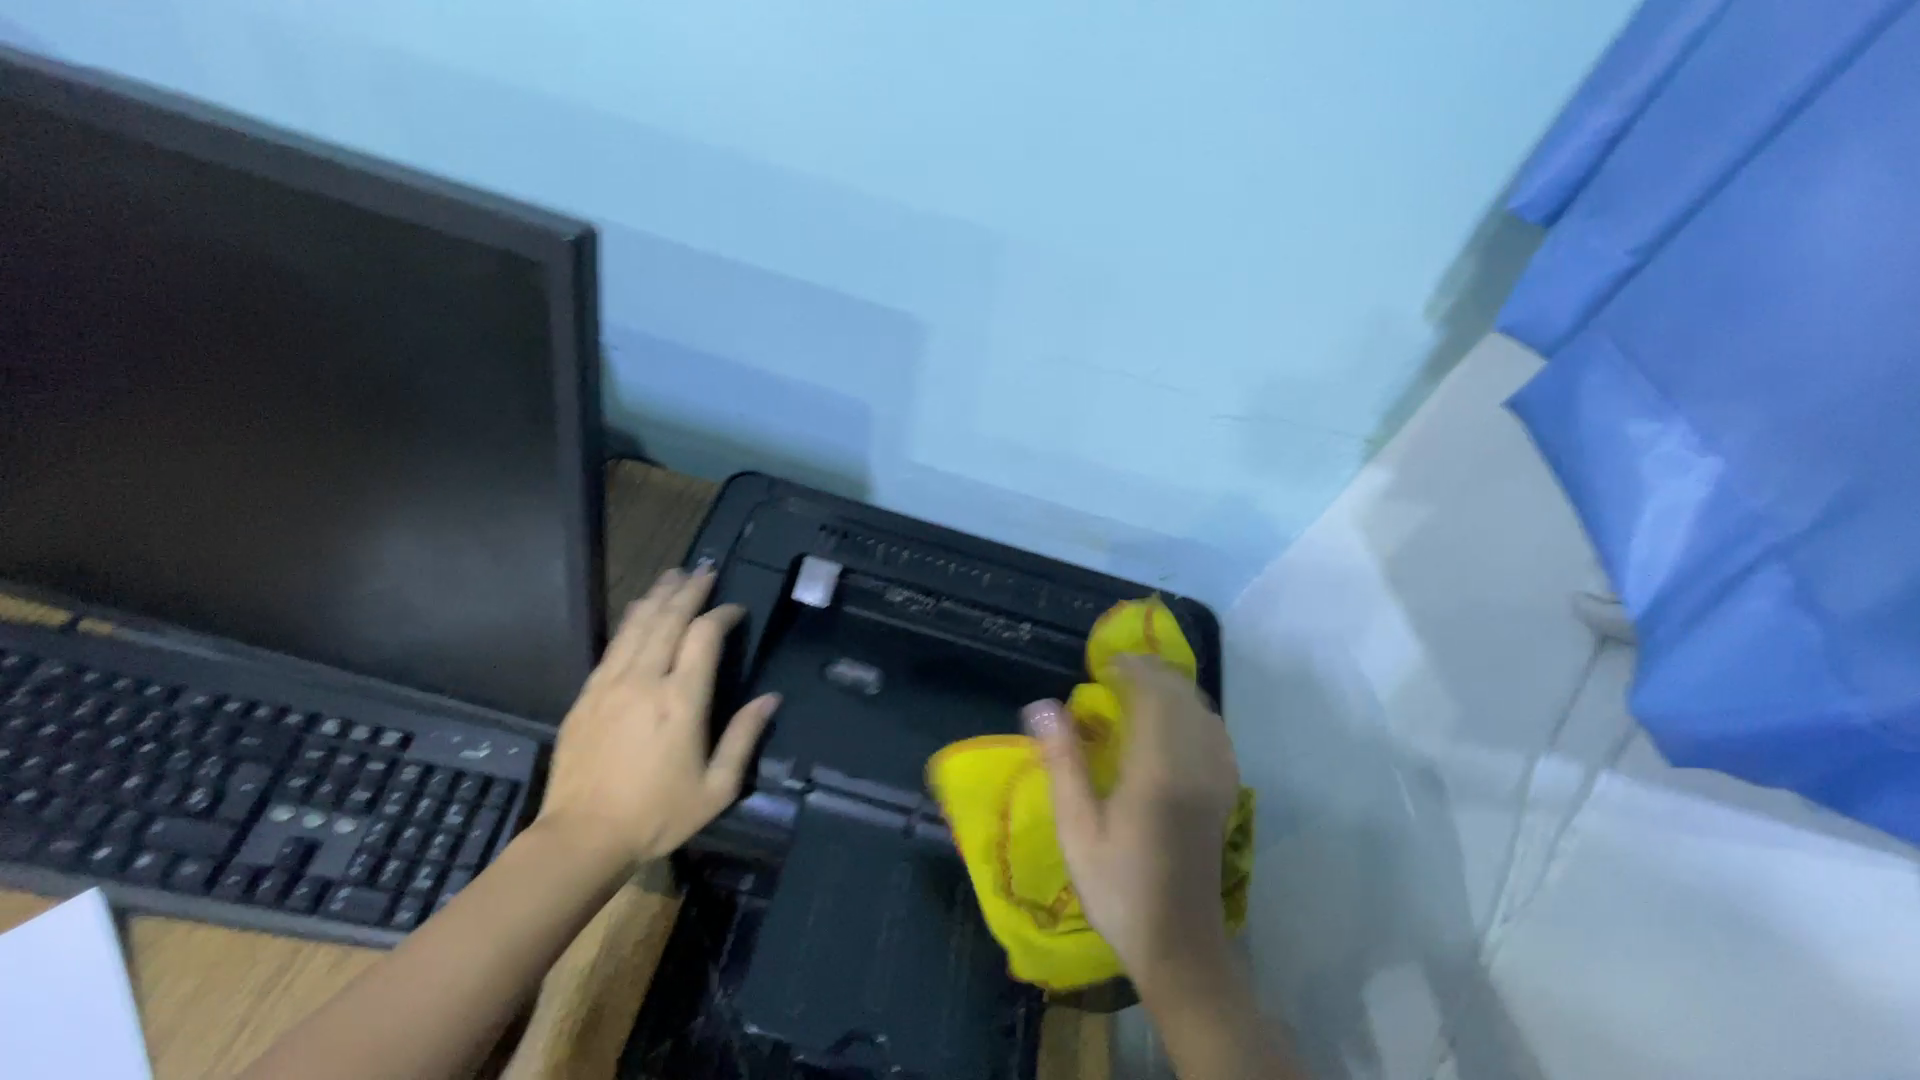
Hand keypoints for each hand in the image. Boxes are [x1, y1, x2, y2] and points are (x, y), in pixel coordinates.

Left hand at [536, 566, 780, 865]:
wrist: (582, 836)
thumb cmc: (658, 815)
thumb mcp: (717, 788)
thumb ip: (743, 738)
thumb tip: (770, 699)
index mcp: (681, 701)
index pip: (704, 636)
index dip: (721, 614)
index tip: (735, 609)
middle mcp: (645, 680)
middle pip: (668, 619)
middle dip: (689, 591)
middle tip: (705, 572)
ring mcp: (610, 685)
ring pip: (636, 625)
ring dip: (658, 596)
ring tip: (673, 576)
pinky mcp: (586, 696)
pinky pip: (613, 645)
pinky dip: (631, 621)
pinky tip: (639, 612)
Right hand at [1025, 656, 1239, 989]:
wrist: (1177, 942)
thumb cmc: (1117, 887)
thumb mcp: (1076, 829)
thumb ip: (1063, 762)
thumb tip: (1043, 706)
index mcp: (1158, 769)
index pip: (1152, 694)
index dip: (1129, 669)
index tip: (1101, 666)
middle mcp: (1195, 763)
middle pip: (1181, 694)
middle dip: (1150, 673)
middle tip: (1114, 672)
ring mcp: (1217, 777)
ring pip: (1202, 710)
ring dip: (1172, 690)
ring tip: (1138, 690)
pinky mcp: (1224, 792)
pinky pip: (1215, 732)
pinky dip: (1192, 713)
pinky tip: (1171, 724)